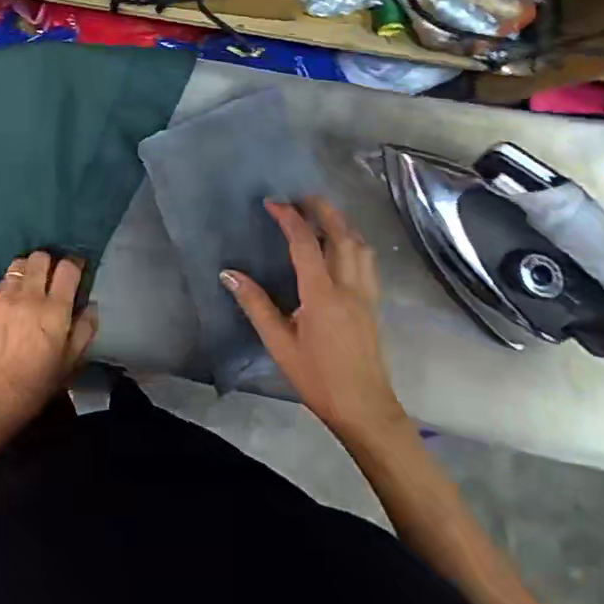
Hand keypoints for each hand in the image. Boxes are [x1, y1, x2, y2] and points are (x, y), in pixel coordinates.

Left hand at [0, 251, 96, 425]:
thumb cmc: (41, 378)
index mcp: (55, 309)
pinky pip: (2, 280)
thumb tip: (90, 305)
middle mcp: (30, 297)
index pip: (68, 268)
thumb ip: (86, 327)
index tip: (77, 270)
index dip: (75, 264)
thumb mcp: (74, 357)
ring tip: (32, 283)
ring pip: (19, 264)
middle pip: (41, 258)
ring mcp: (5, 298)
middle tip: (52, 276)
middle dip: (50, 263)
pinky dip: (11, 283)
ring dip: (29, 269)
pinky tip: (14, 298)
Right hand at [221, 198, 405, 438]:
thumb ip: (256, 306)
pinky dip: (354, 242)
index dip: (289, 219)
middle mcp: (349, 286)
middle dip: (323, 209)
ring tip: (323, 215)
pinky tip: (344, 246)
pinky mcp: (374, 302)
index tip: (273, 203)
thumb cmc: (317, 378)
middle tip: (302, 197)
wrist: (363, 406)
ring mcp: (366, 293)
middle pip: (341, 234)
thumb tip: (229, 274)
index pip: (306, 244)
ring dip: (342, 223)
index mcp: (322, 295)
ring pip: (360, 244)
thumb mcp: (279, 344)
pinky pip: (367, 260)